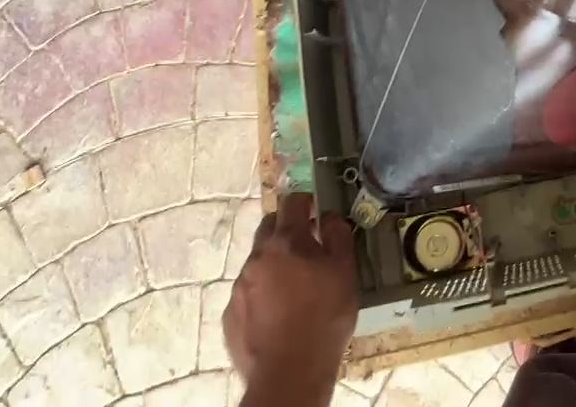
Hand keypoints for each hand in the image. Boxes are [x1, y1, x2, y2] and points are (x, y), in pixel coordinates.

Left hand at [225, 193, 358, 406]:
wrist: (290, 373)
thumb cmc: (325, 317)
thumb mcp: (345, 271)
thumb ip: (338, 236)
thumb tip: (328, 217)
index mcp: (286, 241)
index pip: (292, 202)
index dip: (304, 201)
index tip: (314, 209)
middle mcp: (257, 258)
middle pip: (269, 228)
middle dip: (286, 230)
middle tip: (305, 247)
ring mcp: (240, 287)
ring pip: (258, 263)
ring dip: (274, 266)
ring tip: (293, 290)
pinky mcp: (230, 316)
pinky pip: (248, 293)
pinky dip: (262, 295)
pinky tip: (278, 314)